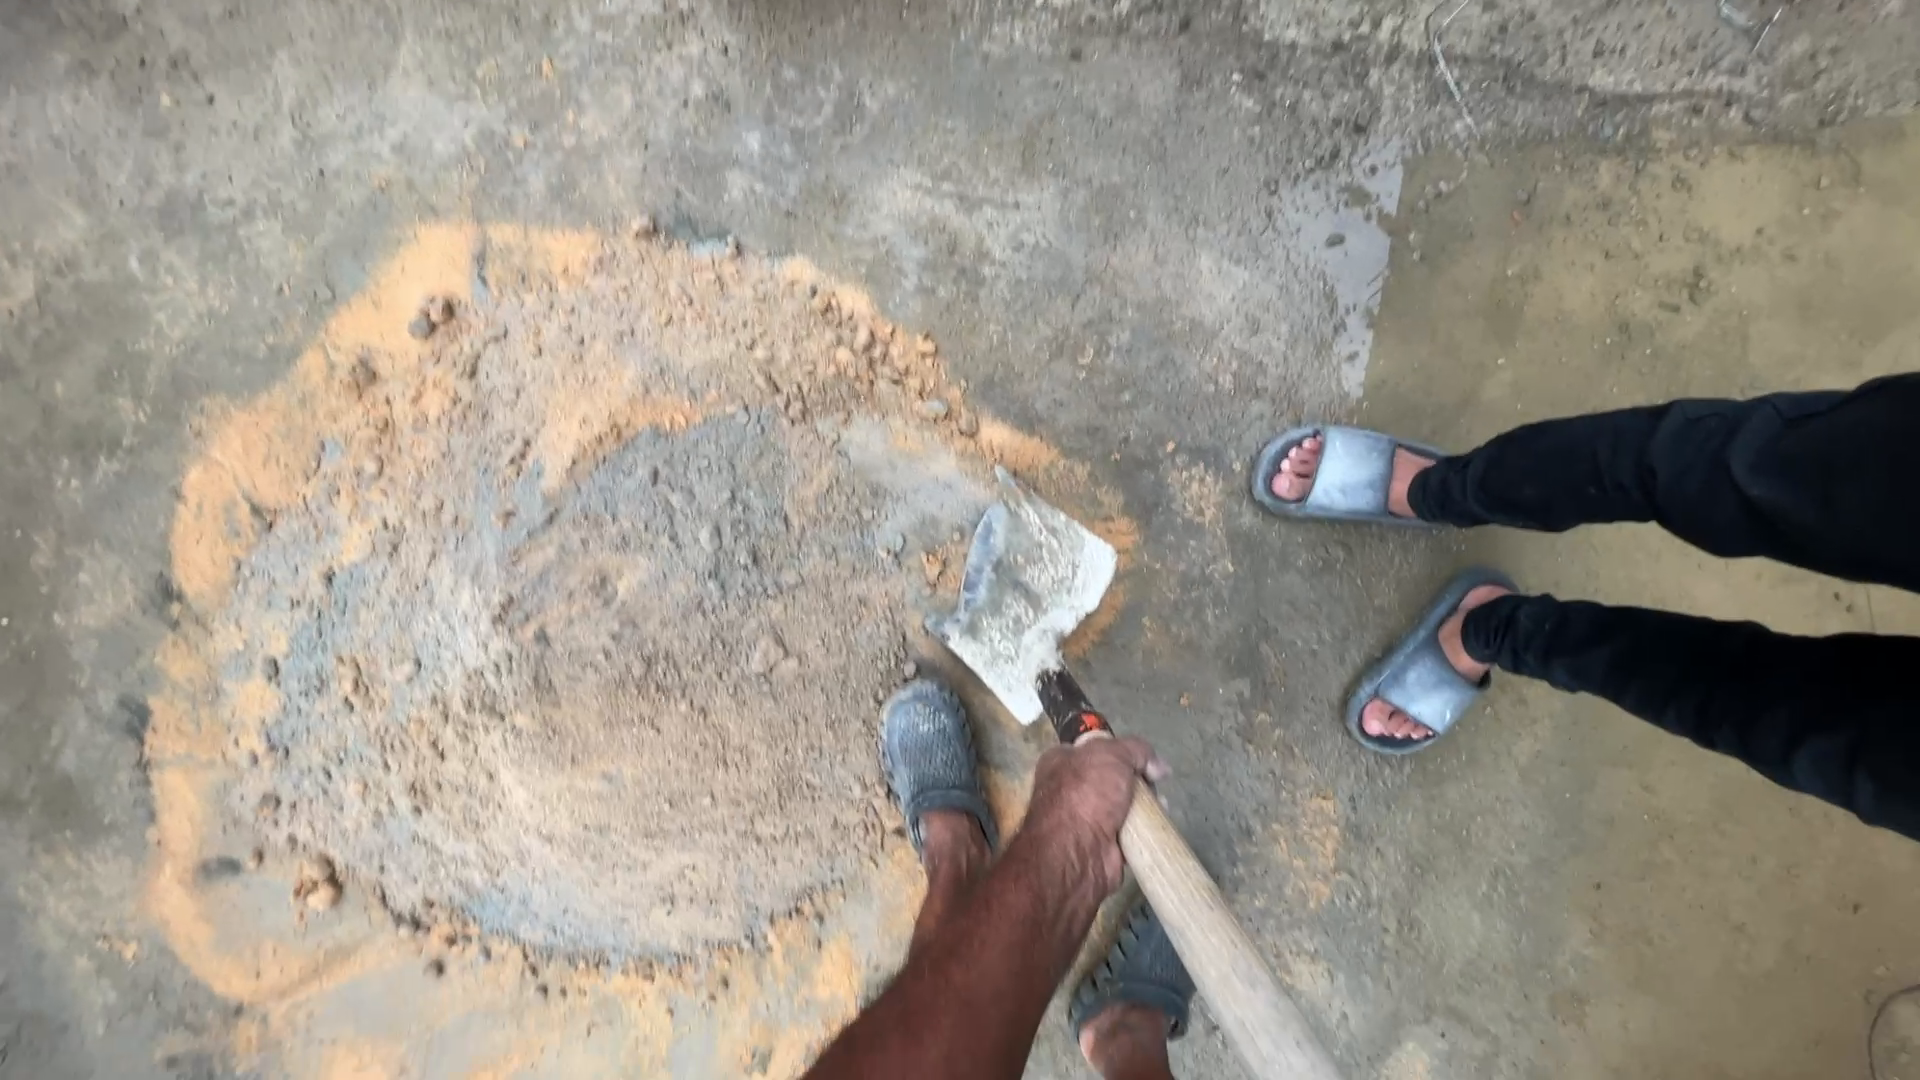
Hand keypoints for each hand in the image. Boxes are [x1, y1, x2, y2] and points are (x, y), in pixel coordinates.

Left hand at [1019, 737, 1168, 898]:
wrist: (1077, 851)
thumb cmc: (1087, 792)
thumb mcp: (1111, 754)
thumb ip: (1136, 750)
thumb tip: (1159, 767)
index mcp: (1060, 761)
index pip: (1093, 749)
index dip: (1119, 752)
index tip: (1140, 760)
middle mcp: (1069, 788)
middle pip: (1112, 777)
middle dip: (1136, 781)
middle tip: (1151, 785)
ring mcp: (1085, 818)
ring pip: (1122, 805)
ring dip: (1143, 805)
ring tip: (1159, 805)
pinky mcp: (1101, 844)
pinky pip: (1128, 831)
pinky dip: (1142, 828)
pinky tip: (1154, 823)